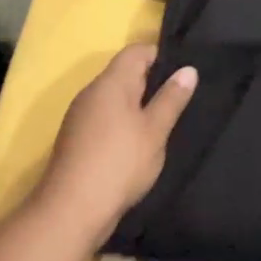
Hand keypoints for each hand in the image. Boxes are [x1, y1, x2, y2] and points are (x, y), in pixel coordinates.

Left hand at [34, 45, 197, 247]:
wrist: (72, 209)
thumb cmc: (120, 163)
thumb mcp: (155, 130)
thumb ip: (172, 98)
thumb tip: (188, 69)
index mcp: (110, 83)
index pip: (137, 51)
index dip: (162, 55)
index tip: (185, 72)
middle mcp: (91, 93)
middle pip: (124, 73)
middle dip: (152, 82)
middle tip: (182, 98)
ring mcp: (80, 117)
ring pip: (115, 98)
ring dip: (138, 105)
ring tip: (166, 122)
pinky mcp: (77, 139)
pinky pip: (105, 118)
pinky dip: (124, 123)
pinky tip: (140, 143)